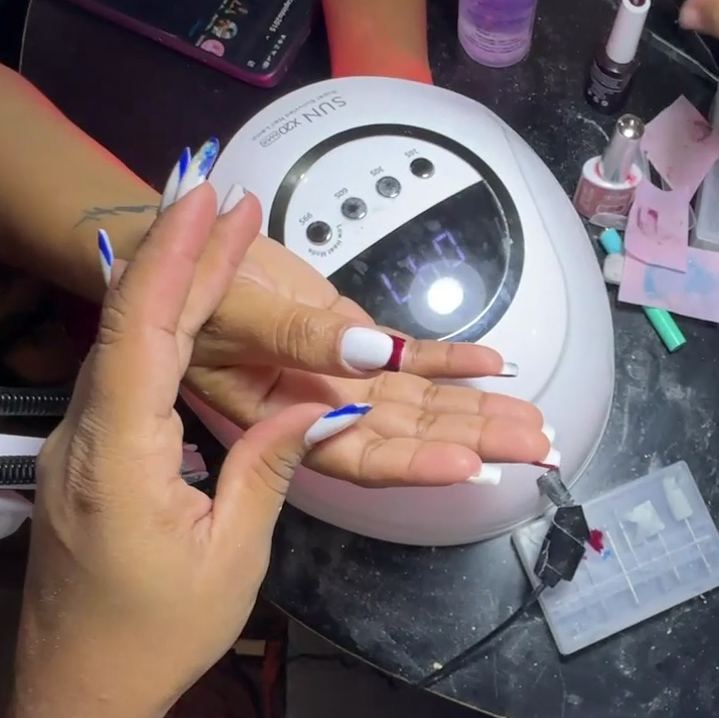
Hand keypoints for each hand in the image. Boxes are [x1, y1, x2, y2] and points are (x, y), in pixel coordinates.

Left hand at [19, 184, 371, 717]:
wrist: (81, 692)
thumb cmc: (162, 632)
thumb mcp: (233, 553)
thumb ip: (267, 467)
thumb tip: (316, 404)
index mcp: (120, 458)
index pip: (143, 336)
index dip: (177, 262)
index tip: (208, 201)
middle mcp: (84, 435)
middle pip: (131, 325)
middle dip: (182, 256)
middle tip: (229, 199)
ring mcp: (77, 445)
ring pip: (124, 349)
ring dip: (174, 292)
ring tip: (223, 243)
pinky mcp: (87, 459)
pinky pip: (126, 381)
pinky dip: (162, 335)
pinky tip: (193, 319)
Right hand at [188, 234, 552, 485]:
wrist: (179, 251)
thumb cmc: (184, 286)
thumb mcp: (231, 312)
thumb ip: (301, 338)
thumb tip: (375, 356)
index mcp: (287, 420)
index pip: (361, 455)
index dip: (415, 465)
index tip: (472, 467)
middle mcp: (328, 409)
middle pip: (411, 436)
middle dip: (476, 441)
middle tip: (540, 449)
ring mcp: (350, 377)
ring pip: (423, 403)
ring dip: (479, 410)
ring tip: (535, 421)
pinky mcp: (361, 343)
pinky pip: (414, 358)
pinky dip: (452, 360)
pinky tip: (495, 364)